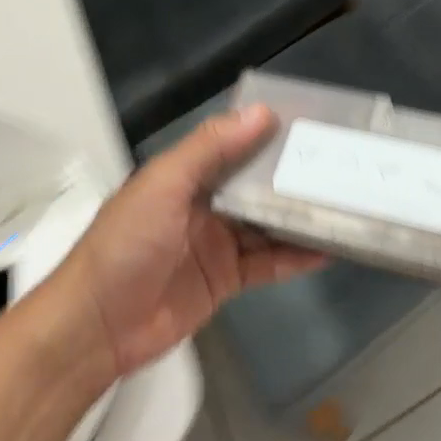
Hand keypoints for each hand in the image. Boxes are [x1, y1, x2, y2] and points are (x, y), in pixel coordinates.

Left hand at [53, 103, 325, 379]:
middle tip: (343, 164)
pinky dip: (296, 256)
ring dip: (301, 216)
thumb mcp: (163, 185)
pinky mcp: (226, 280)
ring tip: (345, 203)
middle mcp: (206, 204)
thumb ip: (210, 149)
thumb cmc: (124, 245)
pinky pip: (268, 263)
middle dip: (294, 176)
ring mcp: (217, 243)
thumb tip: (262, 112)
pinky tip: (328, 249)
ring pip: (269, 223)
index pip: (236, 145)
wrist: (95, 328)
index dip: (270, 133)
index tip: (313, 122)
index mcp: (187, 175)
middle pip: (258, 185)